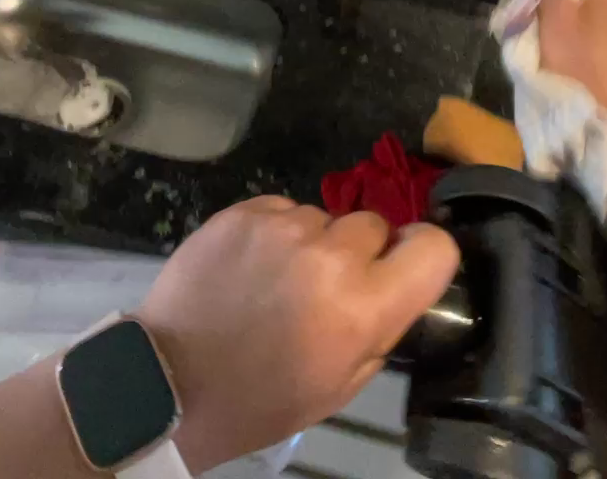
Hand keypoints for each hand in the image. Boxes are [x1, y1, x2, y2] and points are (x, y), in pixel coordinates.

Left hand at [135, 197, 459, 470]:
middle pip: (375, 224)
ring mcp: (283, 226)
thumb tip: (397, 281)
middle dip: (360, 251)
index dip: (424, 254)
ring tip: (278, 278)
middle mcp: (329, 255)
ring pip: (324, 217)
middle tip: (327, 285)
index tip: (405, 266)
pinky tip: (252, 264)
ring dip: (314, 242)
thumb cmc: (263, 396)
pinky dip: (276, 231)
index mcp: (362, 306)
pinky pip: (283, 209)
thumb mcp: (341, 383)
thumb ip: (380, 325)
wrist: (172, 379)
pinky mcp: (244, 210)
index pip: (433, 247)